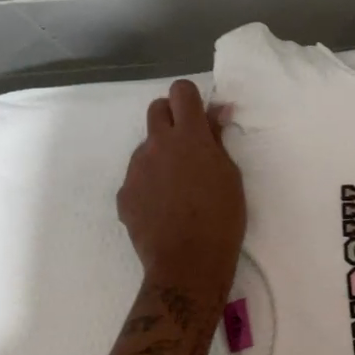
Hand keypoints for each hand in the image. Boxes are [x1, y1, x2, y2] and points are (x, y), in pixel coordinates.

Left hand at [117, 79, 246, 288]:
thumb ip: (218, 138)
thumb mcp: (230, 174)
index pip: (181, 91)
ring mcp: (136, 168)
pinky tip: (163, 207)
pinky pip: (137, 176)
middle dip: (171, 117)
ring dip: (160, 154)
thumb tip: (218, 110)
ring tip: (177, 186)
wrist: (187, 263)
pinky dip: (149, 183)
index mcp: (189, 136)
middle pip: (156, 108)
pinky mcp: (124, 193)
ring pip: (146, 145)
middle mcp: (158, 144)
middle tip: (188, 144)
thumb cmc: (221, 217)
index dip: (191, 99)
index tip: (200, 117)